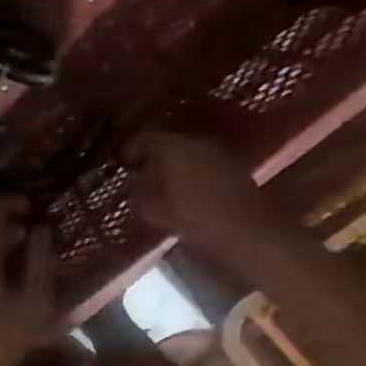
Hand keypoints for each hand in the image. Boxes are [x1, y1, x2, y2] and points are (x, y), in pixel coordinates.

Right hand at [124, 132, 274, 245]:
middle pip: (167, 141)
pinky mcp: (232, 163)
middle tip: (141, 171)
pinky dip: (192, 169)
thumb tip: (133, 179)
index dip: (129, 148)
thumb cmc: (193, 219)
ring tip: (164, 182)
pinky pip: (203, 160)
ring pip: (186, 150)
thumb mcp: (155, 210)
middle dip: (152, 155)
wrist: (244, 228)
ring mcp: (216, 149)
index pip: (143, 138)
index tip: (121, 161)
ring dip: (174, 162)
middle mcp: (194, 140)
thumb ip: (139, 191)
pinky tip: (188, 188)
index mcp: (171, 147)